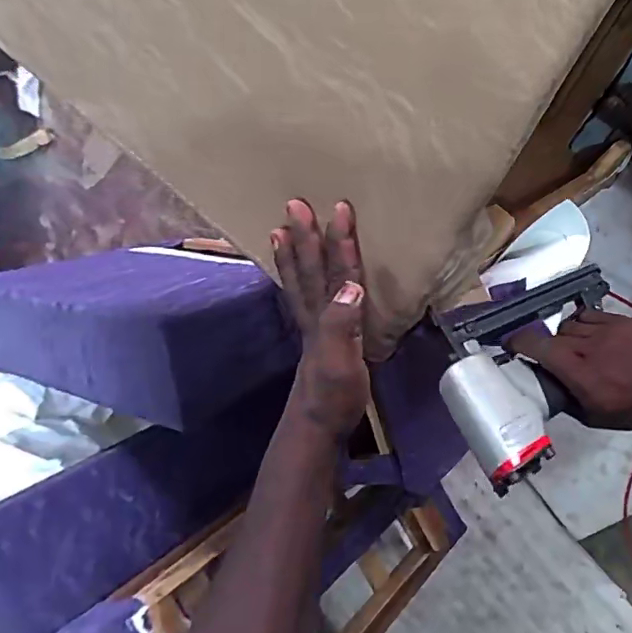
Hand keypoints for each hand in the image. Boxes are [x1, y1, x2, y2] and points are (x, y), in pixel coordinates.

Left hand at [271, 199, 367, 437]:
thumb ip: (343, 325)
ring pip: (301, 284)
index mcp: (326, 317)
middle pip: (310, 270)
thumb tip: (351, 286)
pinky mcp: (318, 341)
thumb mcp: (342, 362)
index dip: (338, 241)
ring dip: (293, 256)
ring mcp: (314, 328)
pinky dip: (297, 283)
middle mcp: (316, 316)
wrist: (317, 427)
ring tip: (281, 232)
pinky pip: (304, 301)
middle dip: (307, 237)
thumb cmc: (334, 395)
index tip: (340, 209)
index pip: (335, 272)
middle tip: (296, 205)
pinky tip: (298, 279)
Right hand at [507, 309, 631, 429]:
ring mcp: (606, 329)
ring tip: (573, 345)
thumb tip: (546, 383)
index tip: (510, 343)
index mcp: (579, 373)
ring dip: (566, 333)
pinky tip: (589, 335)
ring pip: (571, 322)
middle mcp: (589, 347)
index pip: (539, 347)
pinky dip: (584, 323)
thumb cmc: (628, 409)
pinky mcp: (620, 320)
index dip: (519, 342)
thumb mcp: (590, 415)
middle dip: (546, 344)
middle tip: (549, 355)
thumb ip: (564, 397)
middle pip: (553, 334)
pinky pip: (591, 314)